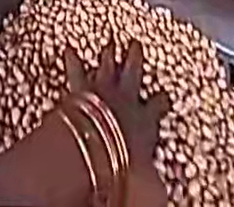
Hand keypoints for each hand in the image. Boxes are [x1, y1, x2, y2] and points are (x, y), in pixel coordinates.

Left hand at [65, 41, 169, 206]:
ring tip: (109, 43)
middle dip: (135, 58)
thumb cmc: (124, 166)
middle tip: (135, 44)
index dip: (162, 101)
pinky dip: (72, 60)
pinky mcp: (81, 89)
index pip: (158, 107)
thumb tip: (161, 194)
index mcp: (145, 120)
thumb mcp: (146, 179)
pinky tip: (69, 49)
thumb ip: (153, 180)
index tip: (164, 95)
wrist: (97, 147)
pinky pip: (76, 71)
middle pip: (133, 73)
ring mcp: (103, 91)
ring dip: (109, 54)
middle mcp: (126, 99)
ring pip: (107, 66)